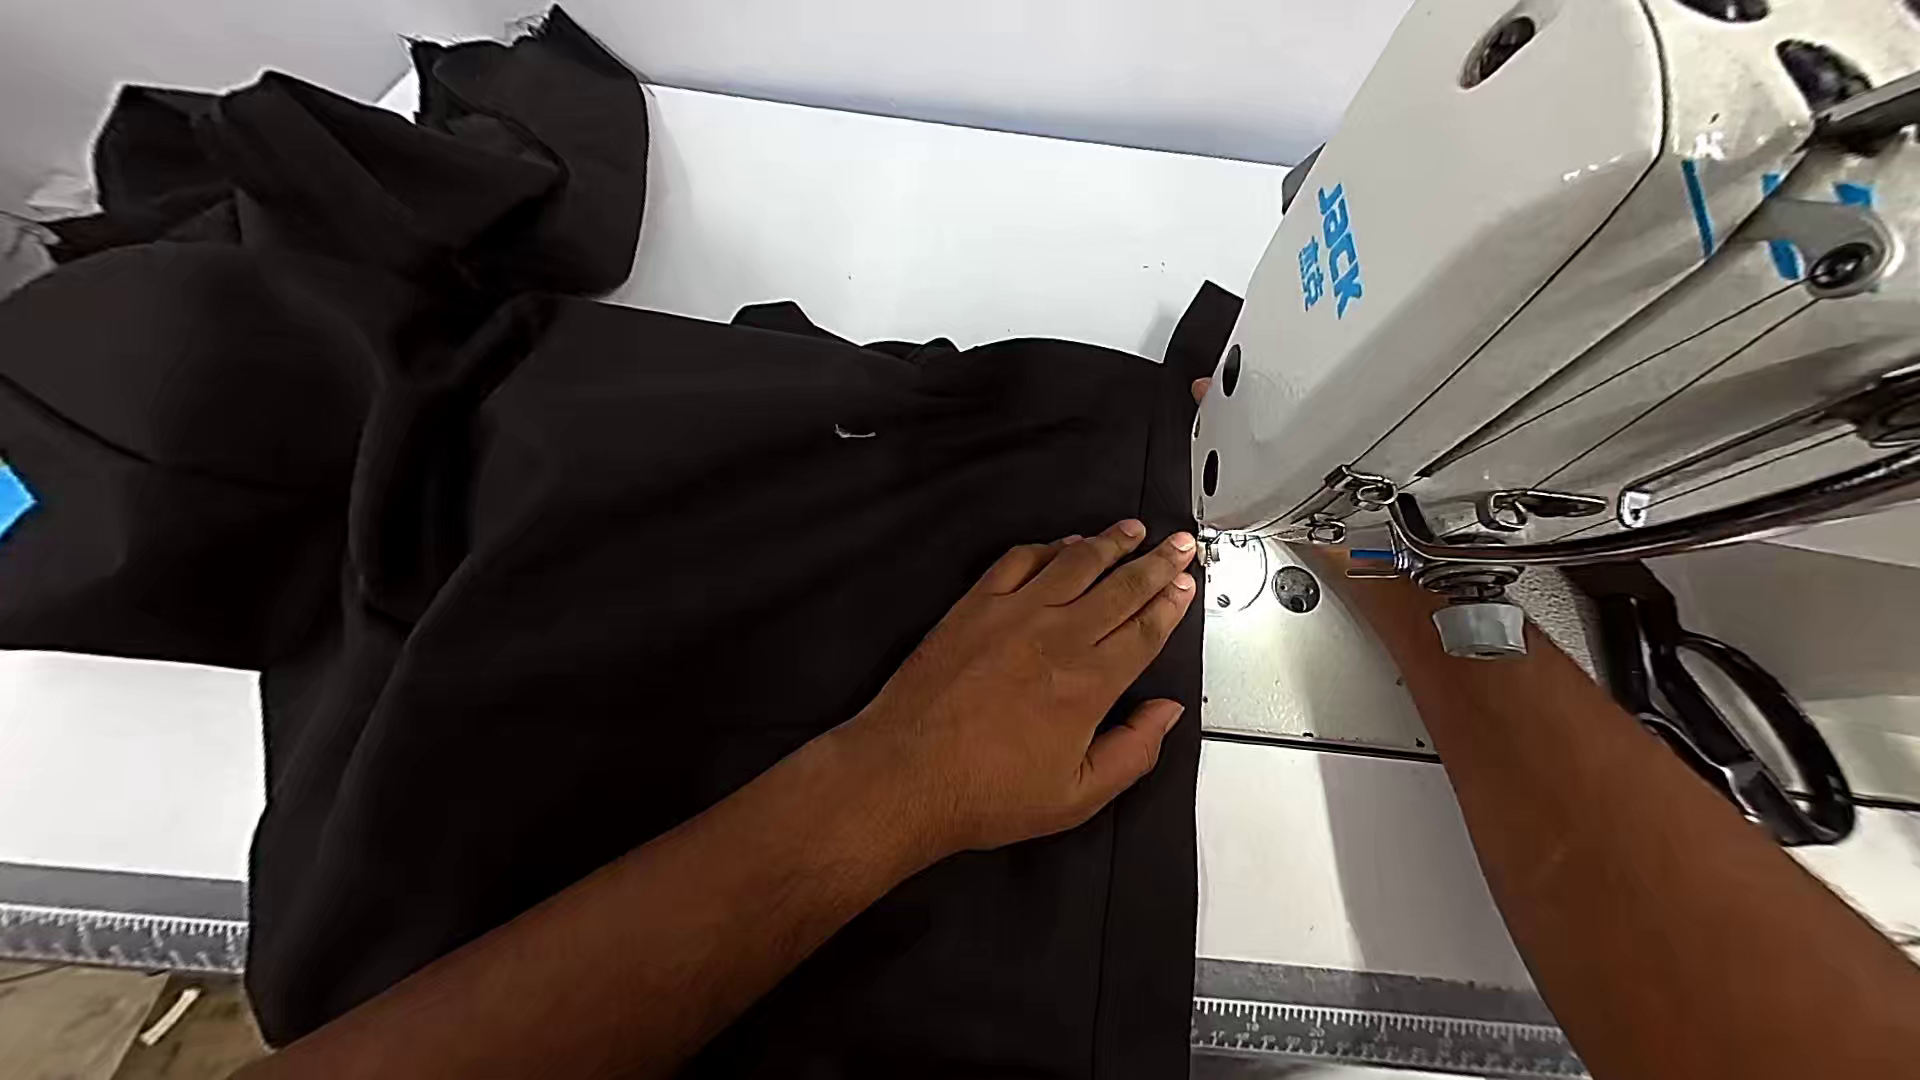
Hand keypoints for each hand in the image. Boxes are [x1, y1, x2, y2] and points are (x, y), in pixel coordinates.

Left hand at [840, 519, 1197, 856]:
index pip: (1144, 629)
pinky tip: (1060, 544)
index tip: (1183, 583)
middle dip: (1157, 560)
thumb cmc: (983, 789)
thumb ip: (1133, 751)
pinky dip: (1046, 547)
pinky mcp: (974, 606)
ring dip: (1108, 542)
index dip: (1170, 602)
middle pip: (1121, 586)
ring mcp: (1012, 614)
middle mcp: (1055, 637)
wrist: (905, 772)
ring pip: (1074, 563)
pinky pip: (1018, 561)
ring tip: (1131, 530)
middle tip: (1178, 543)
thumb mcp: (1077, 795)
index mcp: (1087, 683)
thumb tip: (1164, 715)